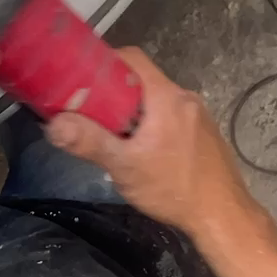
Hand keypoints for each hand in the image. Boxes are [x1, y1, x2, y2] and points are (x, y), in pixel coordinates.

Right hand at [43, 48, 268, 241]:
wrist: (223, 218)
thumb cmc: (174, 188)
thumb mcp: (125, 167)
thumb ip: (89, 142)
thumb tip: (53, 124)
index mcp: (166, 96)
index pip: (132, 58)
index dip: (104, 62)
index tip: (81, 79)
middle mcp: (185, 98)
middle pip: (142, 80)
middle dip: (113, 93)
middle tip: (89, 112)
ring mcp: (198, 116)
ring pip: (155, 101)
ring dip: (132, 112)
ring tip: (110, 134)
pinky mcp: (203, 134)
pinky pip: (169, 117)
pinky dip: (150, 124)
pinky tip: (140, 150)